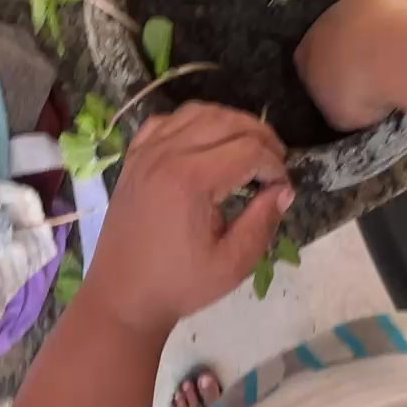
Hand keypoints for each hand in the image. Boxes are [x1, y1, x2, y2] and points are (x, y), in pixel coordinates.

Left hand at [80, 103, 292, 336]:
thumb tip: (284, 189)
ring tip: (249, 146)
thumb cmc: (179, 284)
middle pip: (226, 121)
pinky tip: (206, 141)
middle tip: (276, 161)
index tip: (283, 187)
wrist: (123, 294)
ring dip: (230, 122)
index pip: (247, 150)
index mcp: (190, 179)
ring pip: (198, 111)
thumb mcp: (232, 264)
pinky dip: (193, 121)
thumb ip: (262, 222)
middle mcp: (167, 153)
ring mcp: (147, 150)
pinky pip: (167, 119)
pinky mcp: (135, 155)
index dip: (274, 164)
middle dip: (260, 136)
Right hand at [295, 0, 406, 130]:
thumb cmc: (358, 90)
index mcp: (305, 56)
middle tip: (373, 72)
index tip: (347, 89)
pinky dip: (394, 19)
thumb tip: (344, 103)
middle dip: (350, 51)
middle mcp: (320, 25)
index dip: (328, 75)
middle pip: (332, 37)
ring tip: (396, 55)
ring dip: (373, 33)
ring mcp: (348, 4)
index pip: (307, 64)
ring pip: (359, 20)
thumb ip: (337, 105)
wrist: (387, 52)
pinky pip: (384, 7)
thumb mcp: (341, 115)